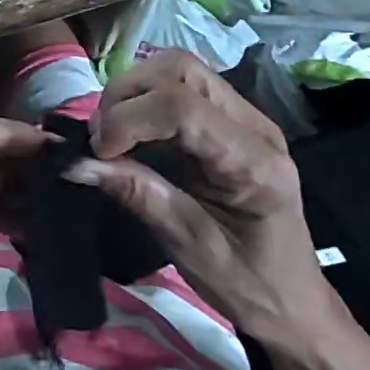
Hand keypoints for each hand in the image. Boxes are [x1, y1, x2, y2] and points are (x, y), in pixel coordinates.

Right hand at [68, 50, 339, 353]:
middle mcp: (253, 125)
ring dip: (131, 92)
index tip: (96, 153)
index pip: (182, 108)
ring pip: (175, 68)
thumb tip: (75, 162)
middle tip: (102, 140)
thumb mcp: (188, 246)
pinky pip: (176, 85)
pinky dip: (141, 99)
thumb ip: (136, 193)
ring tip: (112, 134)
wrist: (294, 301)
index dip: (127, 120)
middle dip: (125, 95)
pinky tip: (130, 133)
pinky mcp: (225, 118)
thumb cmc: (248, 283)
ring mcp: (241, 116)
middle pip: (178, 70)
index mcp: (255, 164)